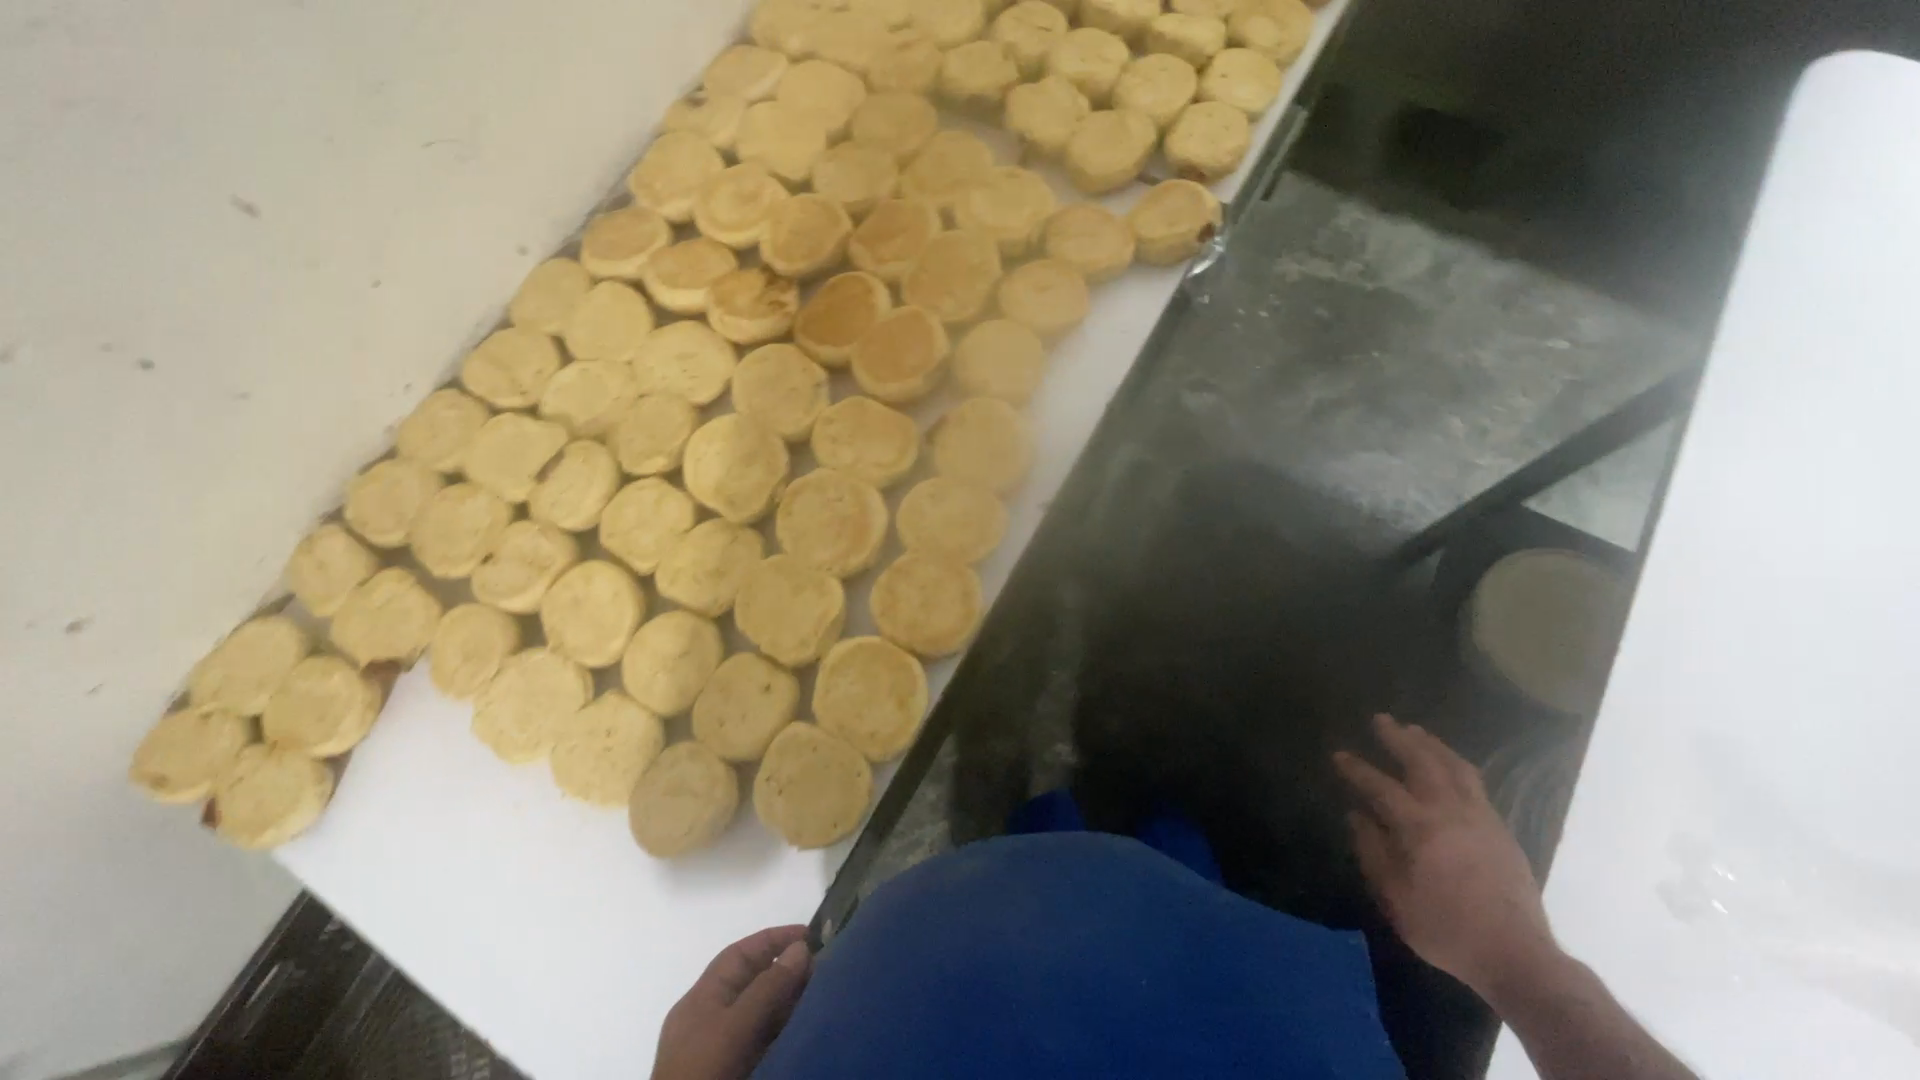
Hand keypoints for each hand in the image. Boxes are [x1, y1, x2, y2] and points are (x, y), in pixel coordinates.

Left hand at [653, 925, 812, 1079]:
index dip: (773, 940)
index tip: (810, 935)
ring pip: (761, 1015)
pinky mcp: (734, 1074)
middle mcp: (710, 1020)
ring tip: (824, 997)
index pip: (739, 955)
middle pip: (751, 983)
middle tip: (826, 969)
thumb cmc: (703, 1074)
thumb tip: (801, 948)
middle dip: (787, 971)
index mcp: (701, 1000)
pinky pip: (764, 1043)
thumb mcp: (735, 1028)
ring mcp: (720, 1051)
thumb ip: (768, 989)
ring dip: (790, 1004)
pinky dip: (786, 1034)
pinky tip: (807, 1034)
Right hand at [1335, 714, 1558, 997]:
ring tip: (1416, 731)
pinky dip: (1456, 765)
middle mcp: (1451, 812)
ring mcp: (1481, 818)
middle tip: (1381, 720)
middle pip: (1423, 763)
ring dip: (1432, 746)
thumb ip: (1373, 852)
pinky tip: (1450, 767)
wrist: (1516, 955)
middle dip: (1399, 739)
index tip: (1338, 754)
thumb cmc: (1446, 929)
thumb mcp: (1395, 898)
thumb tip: (1357, 816)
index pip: (1381, 787)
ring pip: (1455, 768)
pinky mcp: (1501, 830)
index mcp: (1420, 828)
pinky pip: (1475, 783)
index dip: (1357, 769)